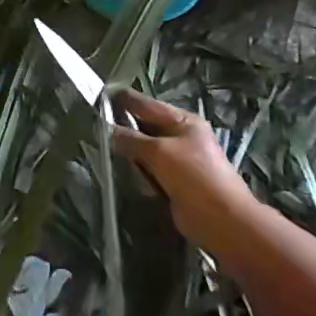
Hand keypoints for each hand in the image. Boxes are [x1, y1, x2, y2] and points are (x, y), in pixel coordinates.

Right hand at [108, 86, 253, 243]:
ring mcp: (177, 159)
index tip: (97, 96)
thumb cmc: (194, 177)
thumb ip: (130, 138)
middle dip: (121, 126)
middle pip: (144, 125)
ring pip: (143, 148)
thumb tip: (107, 130)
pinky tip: (120, 168)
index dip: (122, 99)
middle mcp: (181, 136)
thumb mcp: (158, 151)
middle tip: (93, 124)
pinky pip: (147, 168)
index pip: (146, 104)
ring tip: (101, 146)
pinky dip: (136, 169)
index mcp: (183, 121)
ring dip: (128, 151)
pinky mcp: (173, 179)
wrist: (222, 220)